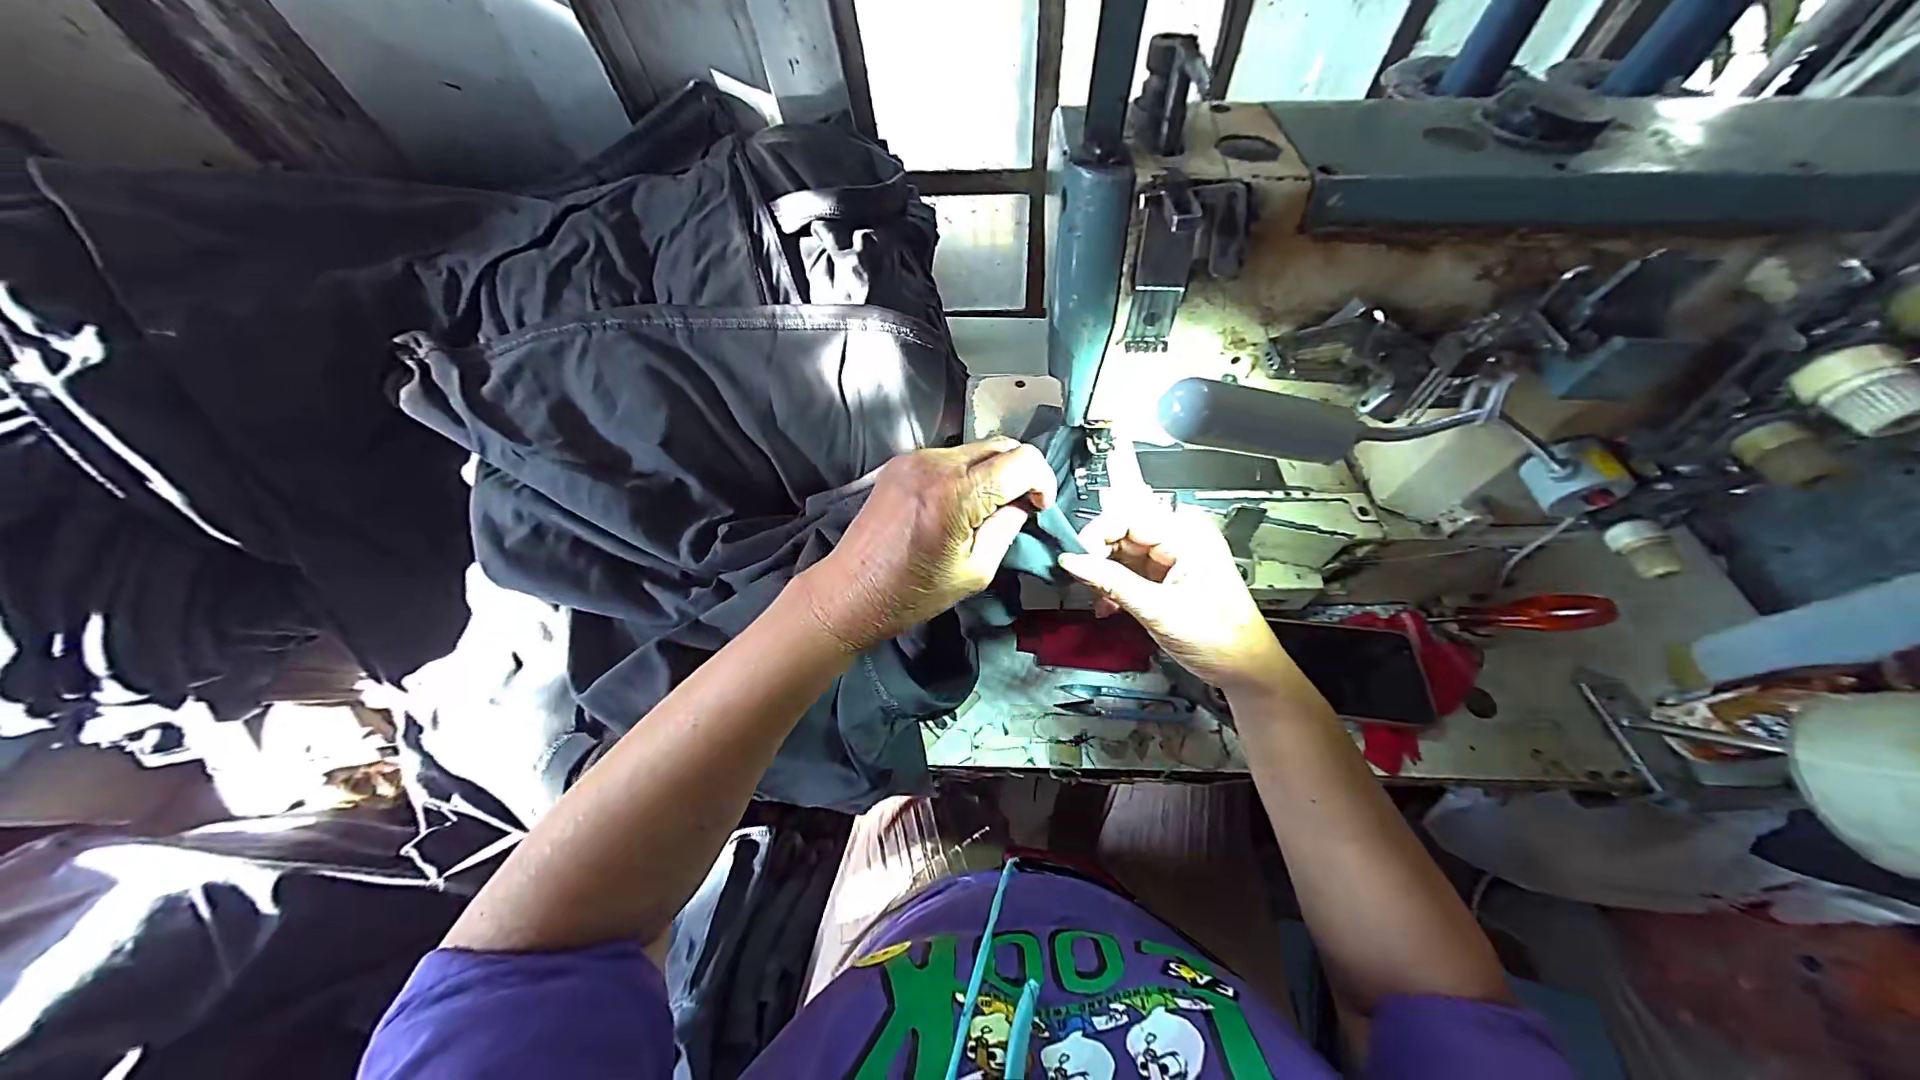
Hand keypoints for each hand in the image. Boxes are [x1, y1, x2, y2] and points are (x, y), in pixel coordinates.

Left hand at [799, 437, 1056, 651]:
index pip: (1022, 460)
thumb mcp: (976, 570)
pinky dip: (968, 474)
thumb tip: (1023, 503)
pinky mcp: (902, 463)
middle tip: (1021, 506)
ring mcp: (914, 459)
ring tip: (986, 510)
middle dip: (1021, 473)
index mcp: (955, 495)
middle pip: (1002, 445)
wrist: (850, 591)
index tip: (1039, 505)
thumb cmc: (909, 592)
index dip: (1042, 480)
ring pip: (977, 449)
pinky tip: (961, 504)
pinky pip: (951, 457)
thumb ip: (1007, 527)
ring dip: (993, 472)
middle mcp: (933, 466)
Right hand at [1056, 504, 1290, 693]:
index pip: (1128, 516)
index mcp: (1188, 535)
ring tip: (1098, 597)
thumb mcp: (1157, 610)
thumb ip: (1111, 583)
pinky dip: (1112, 586)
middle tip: (1081, 579)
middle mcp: (1180, 539)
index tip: (1075, 557)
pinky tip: (1108, 604)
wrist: (1244, 667)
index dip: (1097, 534)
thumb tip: (1074, 562)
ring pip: (1120, 552)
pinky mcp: (1164, 575)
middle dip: (1097, 557)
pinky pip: (1127, 570)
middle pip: (1121, 532)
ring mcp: (1172, 556)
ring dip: (1102, 575)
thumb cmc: (1223, 639)